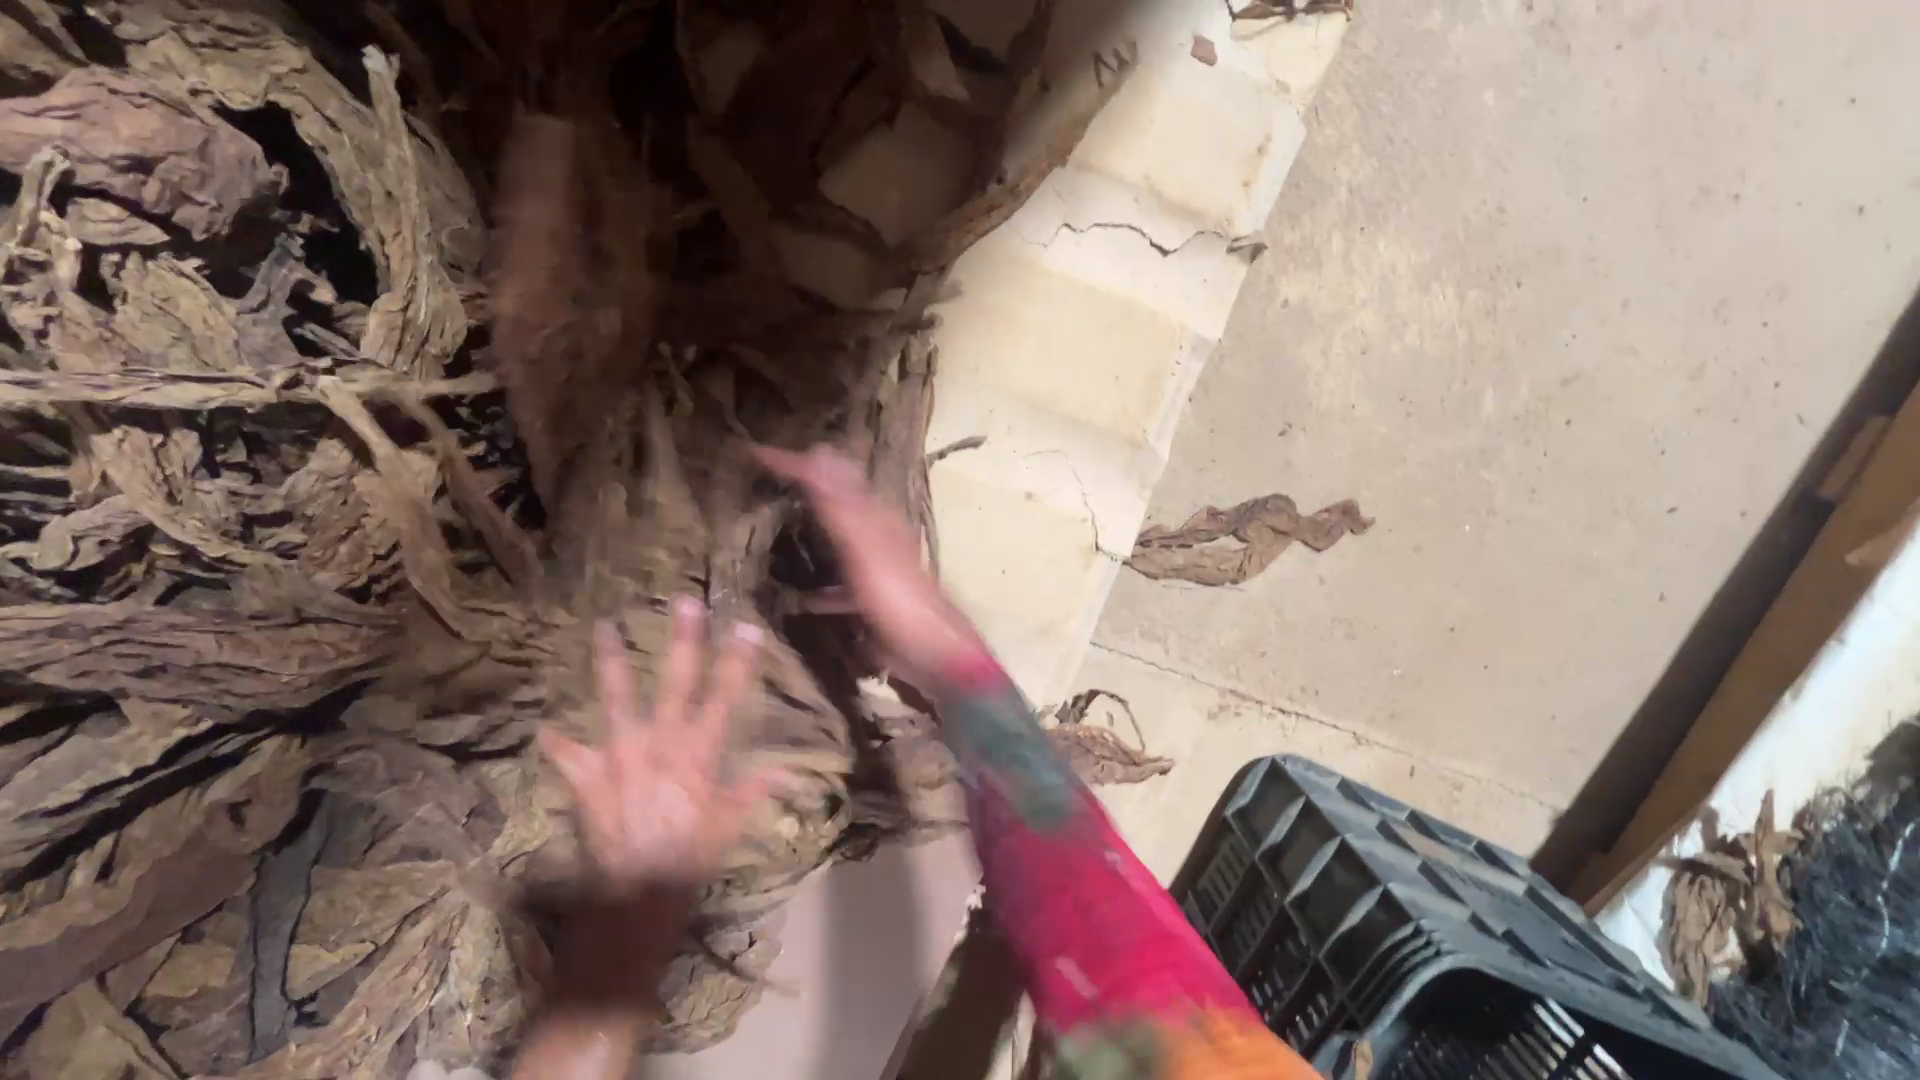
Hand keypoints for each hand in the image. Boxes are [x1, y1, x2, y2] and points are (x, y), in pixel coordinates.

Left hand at [539, 598, 777, 887]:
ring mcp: (622, 759)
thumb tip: (789, 774)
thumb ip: (753, 792)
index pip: (725, 698)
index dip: (737, 662)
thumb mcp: (730, 826)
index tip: (746, 627)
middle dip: (683, 642)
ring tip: (604, 628)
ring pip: (618, 701)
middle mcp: (662, 745)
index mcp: (700, 754)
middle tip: (685, 601)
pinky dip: (558, 744)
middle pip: (677, 684)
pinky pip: (568, 756)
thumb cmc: (691, 858)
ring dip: (612, 664)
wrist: (637, 896)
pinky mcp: (589, 780)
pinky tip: (547, 727)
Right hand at [753, 445, 990, 685]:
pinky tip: (790, 596)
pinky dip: (811, 584)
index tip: (754, 452)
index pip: (829, 476)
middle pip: (832, 503)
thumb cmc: (899, 601)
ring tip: (766, 533)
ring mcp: (870, 568)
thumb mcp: (866, 548)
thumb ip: (842, 505)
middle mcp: (874, 535)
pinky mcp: (866, 600)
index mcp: (875, 517)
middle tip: (758, 485)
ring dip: (805, 534)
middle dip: (799, 492)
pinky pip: (832, 584)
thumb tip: (819, 452)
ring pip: (831, 541)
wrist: (932, 655)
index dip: (793, 462)